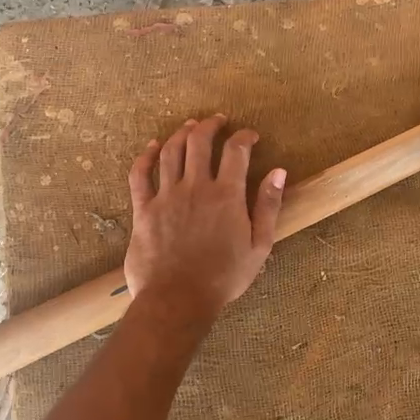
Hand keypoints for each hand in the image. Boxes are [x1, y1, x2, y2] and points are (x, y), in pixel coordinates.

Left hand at [124, 115, 285, 322]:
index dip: (244, 137)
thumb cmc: (224, 277)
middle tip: (218, 121)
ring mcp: (166, 197)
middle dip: (211, 126)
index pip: (236, 151)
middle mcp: (196, 187)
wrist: (178, 299)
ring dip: (181, 134)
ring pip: (170, 152)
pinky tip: (152, 146)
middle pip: (200, 142)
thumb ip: (269, 206)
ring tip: (190, 126)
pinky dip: (145, 156)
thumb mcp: (260, 245)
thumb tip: (279, 172)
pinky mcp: (143, 210)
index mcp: (227, 195)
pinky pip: (140, 175)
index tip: (251, 136)